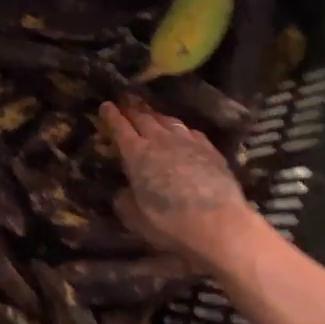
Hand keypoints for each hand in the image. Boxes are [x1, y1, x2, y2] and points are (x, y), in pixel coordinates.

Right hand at [102, 100, 258, 271]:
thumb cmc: (170, 222)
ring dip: (156, 115)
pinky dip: (180, 129)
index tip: (105, 105)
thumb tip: (123, 191)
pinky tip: (182, 132)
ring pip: (168, 120)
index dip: (111, 116)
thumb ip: (125, 201)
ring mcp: (187, 141)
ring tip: (151, 114)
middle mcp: (160, 141)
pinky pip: (190, 131)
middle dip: (132, 108)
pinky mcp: (209, 149)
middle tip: (125, 101)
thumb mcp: (135, 218)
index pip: (120, 128)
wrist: (219, 222)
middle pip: (143, 117)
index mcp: (137, 154)